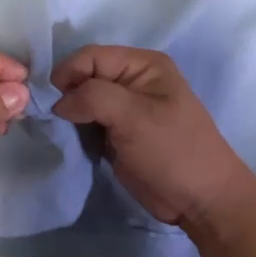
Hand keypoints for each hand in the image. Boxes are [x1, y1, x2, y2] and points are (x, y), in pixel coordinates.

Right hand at [51, 46, 255, 231]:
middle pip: (85, 76)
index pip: (91, 56)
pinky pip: (89, 123)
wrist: (199, 200)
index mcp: (144, 65)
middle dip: (68, 95)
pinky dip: (79, 131)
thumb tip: (60, 102)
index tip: (56, 103)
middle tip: (60, 120)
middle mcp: (133, 81)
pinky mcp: (118, 134)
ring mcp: (126, 109)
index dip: (70, 74)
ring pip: (83, 100)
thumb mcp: (133, 116)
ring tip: (69, 133)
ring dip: (72, 115)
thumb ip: (92, 97)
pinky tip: (78, 143)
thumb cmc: (172, 151)